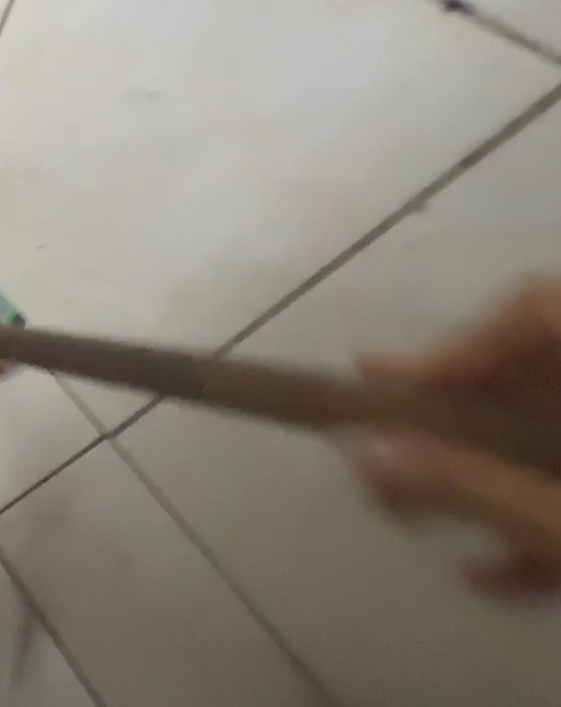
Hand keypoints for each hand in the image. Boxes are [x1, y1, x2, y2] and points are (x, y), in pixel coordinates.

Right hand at [347, 281, 560, 597]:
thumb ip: (472, 485)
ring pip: (539, 435)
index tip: (392, 387)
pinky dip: (529, 522)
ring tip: (405, 520)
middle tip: (368, 449)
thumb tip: (350, 443)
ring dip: (468, 474)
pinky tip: (491, 580)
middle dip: (436, 416)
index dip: (459, 341)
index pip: (535, 309)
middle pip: (520, 374)